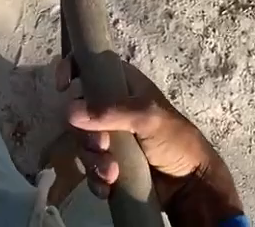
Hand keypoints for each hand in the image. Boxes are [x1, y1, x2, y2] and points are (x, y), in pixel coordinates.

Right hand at [55, 56, 243, 225]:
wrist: (191, 184)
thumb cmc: (175, 137)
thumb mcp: (147, 116)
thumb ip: (109, 112)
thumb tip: (69, 110)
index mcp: (122, 85)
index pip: (90, 67)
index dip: (71, 70)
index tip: (63, 87)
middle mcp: (112, 108)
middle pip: (79, 113)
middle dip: (86, 134)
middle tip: (103, 146)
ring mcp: (110, 138)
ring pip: (83, 144)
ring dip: (93, 160)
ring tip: (112, 173)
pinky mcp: (110, 165)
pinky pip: (90, 169)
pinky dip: (96, 179)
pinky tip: (108, 186)